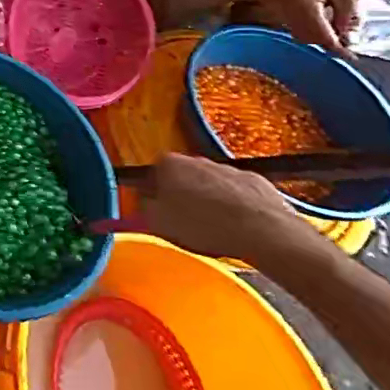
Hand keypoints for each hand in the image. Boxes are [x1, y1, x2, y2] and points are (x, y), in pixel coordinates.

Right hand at [131, 154, 340, 266]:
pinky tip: (237, 227)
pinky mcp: (252, 179)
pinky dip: (232, 206)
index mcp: (168, 164)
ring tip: (213, 232)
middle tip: (183, 227)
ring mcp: (226, 166)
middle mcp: (195, 158)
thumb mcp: (158, 224)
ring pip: (207, 186)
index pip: (148, 177)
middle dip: (179, 199)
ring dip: (206, 203)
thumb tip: (128, 208)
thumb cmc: (202, 226)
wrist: (261, 228)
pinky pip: (234, 193)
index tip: (156, 218)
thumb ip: (137, 213)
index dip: (150, 199)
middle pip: (179, 179)